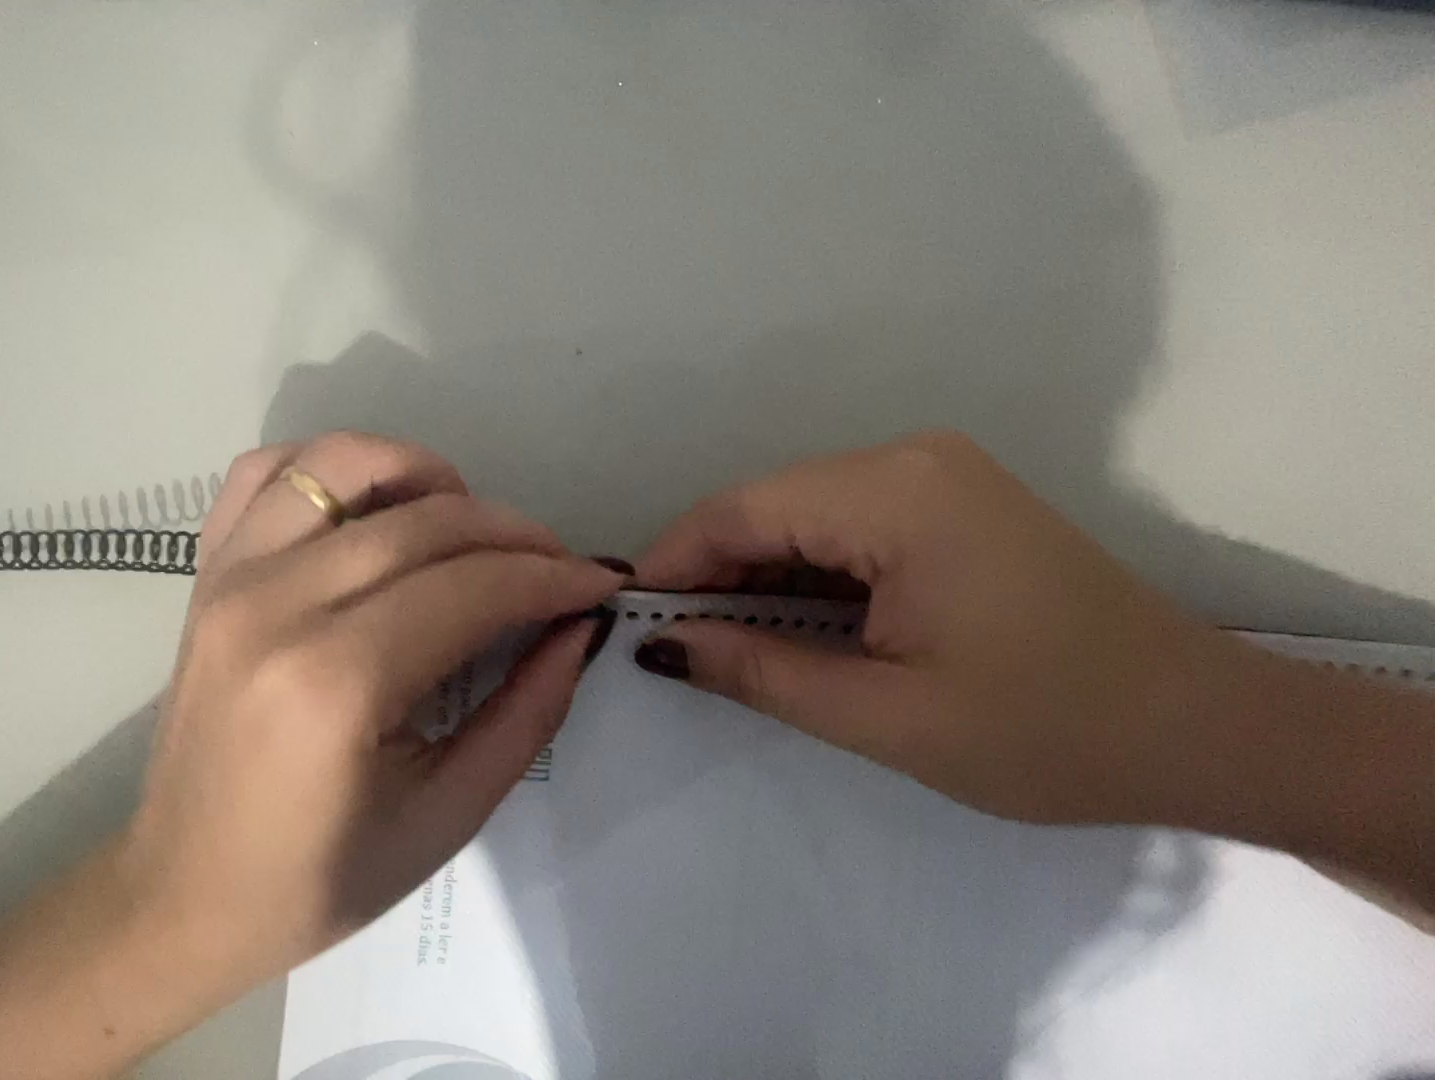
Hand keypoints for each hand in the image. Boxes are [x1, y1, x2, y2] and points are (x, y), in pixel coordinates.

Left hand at [124, 432, 623, 1008]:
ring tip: (466, 524)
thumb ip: (526, 712)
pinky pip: (266, 473)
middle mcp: (274, 606)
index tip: (597, 583)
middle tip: (555, 566)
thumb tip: (577, 628)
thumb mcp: (447, 816)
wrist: (180, 896)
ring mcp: (228, 577)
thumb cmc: (317, 879)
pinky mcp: (204, 572)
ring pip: (342, 463)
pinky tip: (373, 509)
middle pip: (423, 521)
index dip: (551, 577)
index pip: (472, 587)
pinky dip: (331, 466)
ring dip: (424, 474)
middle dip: (512, 532)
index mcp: (335, 683)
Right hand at [631, 431, 1271, 829]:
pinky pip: (840, 523)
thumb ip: (758, 670)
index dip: (673, 563)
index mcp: (896, 496)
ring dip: (753, 575)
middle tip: (674, 644)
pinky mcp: (945, 500)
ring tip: (725, 642)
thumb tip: (658, 645)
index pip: (740, 510)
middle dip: (710, 572)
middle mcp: (908, 459)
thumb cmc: (1048, 731)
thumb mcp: (884, 716)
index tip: (628, 621)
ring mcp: (932, 474)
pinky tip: (789, 622)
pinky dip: (800, 572)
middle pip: (765, 505)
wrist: (1209, 731)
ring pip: (797, 513)